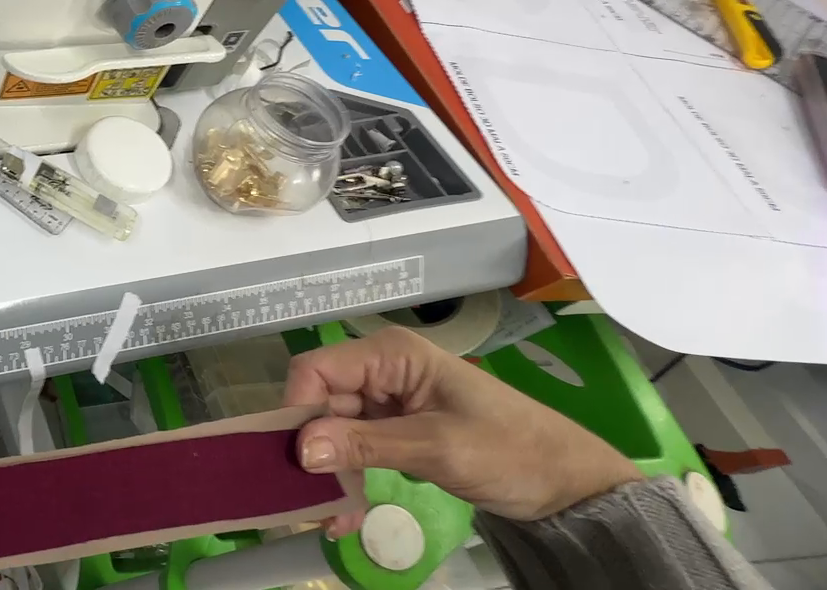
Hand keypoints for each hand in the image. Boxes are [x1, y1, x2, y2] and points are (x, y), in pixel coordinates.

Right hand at [283, 326, 642, 533]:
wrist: (576, 490)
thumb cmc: (513, 452)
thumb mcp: (439, 449)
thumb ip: (366, 445)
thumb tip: (301, 450)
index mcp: (389, 354)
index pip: (317, 370)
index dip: (298, 408)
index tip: (294, 457)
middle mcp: (380, 369)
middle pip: (322, 401)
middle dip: (313, 448)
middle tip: (304, 496)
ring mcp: (387, 398)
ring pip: (334, 429)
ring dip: (330, 470)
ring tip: (327, 516)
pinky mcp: (395, 427)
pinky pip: (356, 447)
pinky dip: (349, 477)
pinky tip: (345, 514)